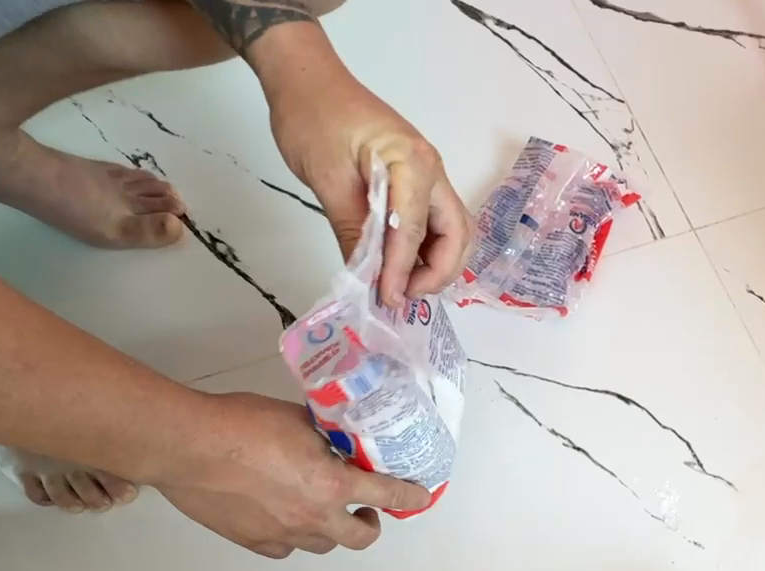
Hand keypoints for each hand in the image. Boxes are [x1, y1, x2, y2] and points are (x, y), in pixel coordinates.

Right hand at [152, 391, 430, 557]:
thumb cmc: (243, 423)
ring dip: (331, 530)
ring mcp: (284, 534)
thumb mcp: (299, 420)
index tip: (420, 496)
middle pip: (361, 538)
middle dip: (370, 526)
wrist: (186, 446)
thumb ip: (325, 435)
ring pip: (323, 545)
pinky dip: (293, 537)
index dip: (410, 496)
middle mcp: (315, 516)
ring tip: (320, 510)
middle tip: (365, 511)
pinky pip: (285, 549)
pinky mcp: (253, 541)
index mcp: (333, 485)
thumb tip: (337, 436)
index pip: (388, 494)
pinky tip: (284, 520)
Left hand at [266, 62, 469, 307]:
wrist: (307, 77)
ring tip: (405, 286)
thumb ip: (352, 230)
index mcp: (413, 162)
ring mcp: (432, 178)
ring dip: (437, 266)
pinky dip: (427, 252)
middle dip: (439, 272)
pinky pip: (436, 226)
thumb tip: (367, 280)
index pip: (414, 229)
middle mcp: (434, 171)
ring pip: (454, 234)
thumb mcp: (325, 177)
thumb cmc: (312, 116)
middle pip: (457, 234)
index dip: (402, 270)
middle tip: (405, 296)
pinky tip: (403, 268)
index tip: (388, 299)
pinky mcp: (420, 185)